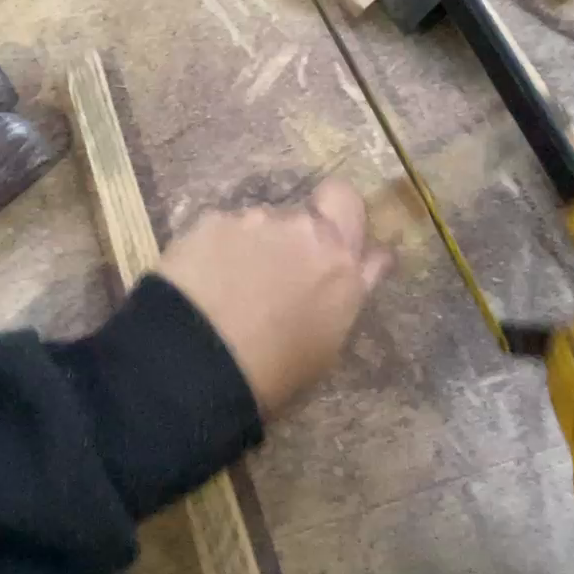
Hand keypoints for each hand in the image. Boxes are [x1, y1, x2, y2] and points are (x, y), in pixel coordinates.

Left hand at [157, 178, 390, 415]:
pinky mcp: (210, 221)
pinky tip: (203, 283)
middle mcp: (302, 229)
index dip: (337, 215)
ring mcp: (254, 220)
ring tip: (230, 288)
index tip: (328, 242)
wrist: (199, 363)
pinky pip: (222, 230)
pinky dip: (217, 250)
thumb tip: (374, 259)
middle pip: (302, 216)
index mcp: (340, 261)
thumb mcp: (329, 340)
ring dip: (253, 246)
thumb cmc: (275, 371)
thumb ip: (351, 288)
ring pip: (260, 223)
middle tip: (274, 276)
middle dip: (292, 238)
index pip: (347, 202)